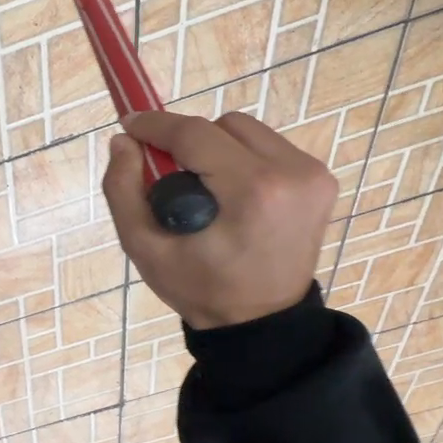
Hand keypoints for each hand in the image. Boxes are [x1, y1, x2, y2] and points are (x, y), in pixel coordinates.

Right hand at [103, 111, 335, 329]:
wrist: (258, 318)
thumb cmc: (196, 286)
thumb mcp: (142, 245)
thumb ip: (123, 189)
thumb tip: (122, 142)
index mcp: (251, 191)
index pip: (195, 134)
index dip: (155, 125)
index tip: (127, 124)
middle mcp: (292, 173)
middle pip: (223, 125)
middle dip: (187, 141)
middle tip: (164, 175)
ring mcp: (313, 174)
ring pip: (247, 131)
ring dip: (213, 148)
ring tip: (198, 187)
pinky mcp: (320, 178)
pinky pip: (266, 147)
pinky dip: (237, 159)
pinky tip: (225, 193)